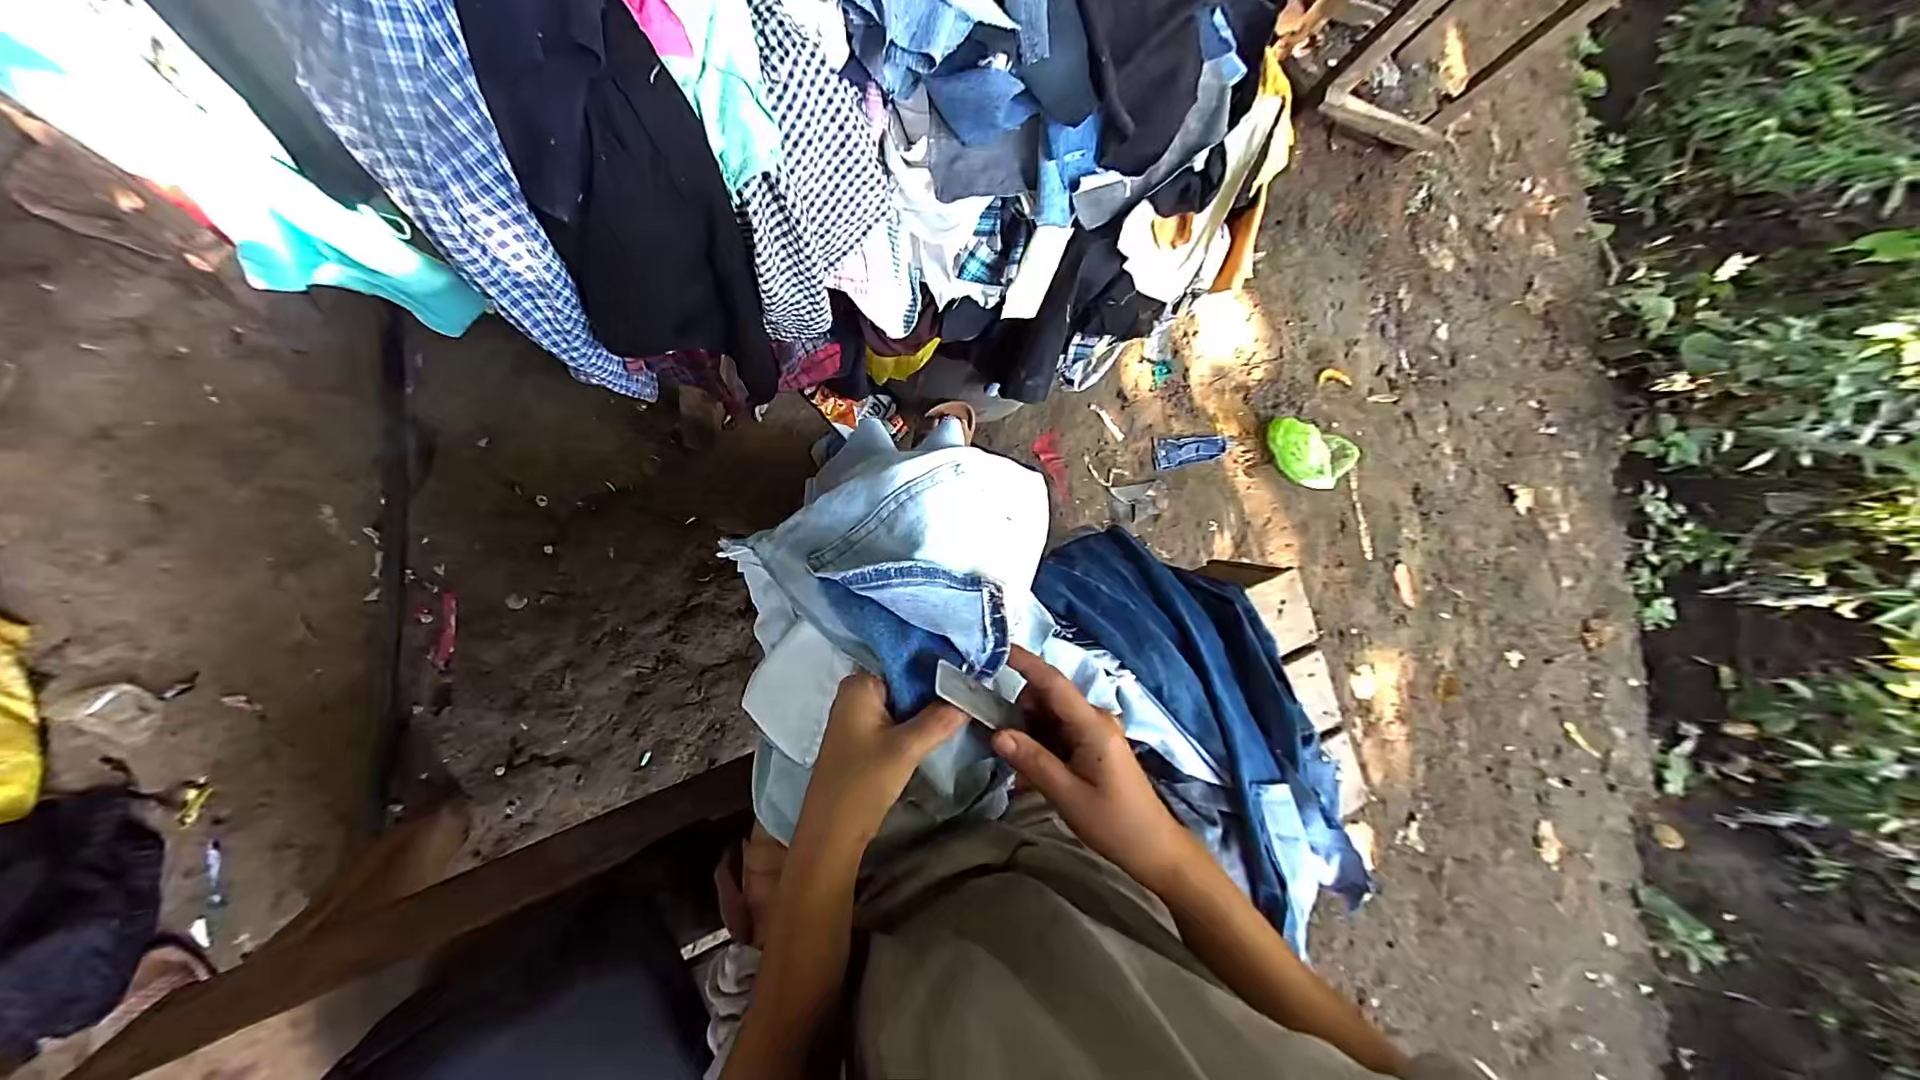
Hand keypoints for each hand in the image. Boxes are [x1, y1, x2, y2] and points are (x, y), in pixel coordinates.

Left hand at [792, 673, 966, 854]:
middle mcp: (857, 692)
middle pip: (907, 679)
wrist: (833, 832)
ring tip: (967, 702)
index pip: (906, 660)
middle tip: (975, 687)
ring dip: (931, 705)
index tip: (970, 668)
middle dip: (937, 686)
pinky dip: (919, 720)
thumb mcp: (906, 748)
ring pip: (905, 700)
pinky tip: (946, 722)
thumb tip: (971, 696)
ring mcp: (861, 715)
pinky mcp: (867, 736)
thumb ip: (940, 719)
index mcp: (859, 684)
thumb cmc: (863, 783)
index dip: (938, 664)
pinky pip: (899, 717)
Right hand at [992, 647, 1206, 893]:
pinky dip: (1040, 746)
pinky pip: (1058, 733)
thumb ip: (1032, 761)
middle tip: (1002, 744)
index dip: (1026, 663)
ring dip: (1028, 733)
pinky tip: (1031, 776)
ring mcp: (1095, 731)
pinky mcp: (1093, 745)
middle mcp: (1095, 719)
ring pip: (1049, 715)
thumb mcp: (1068, 795)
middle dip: (1020, 712)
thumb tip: (997, 733)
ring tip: (1018, 769)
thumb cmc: (1114, 823)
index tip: (998, 649)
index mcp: (1093, 725)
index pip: (1054, 683)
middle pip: (1047, 697)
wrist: (1154, 849)